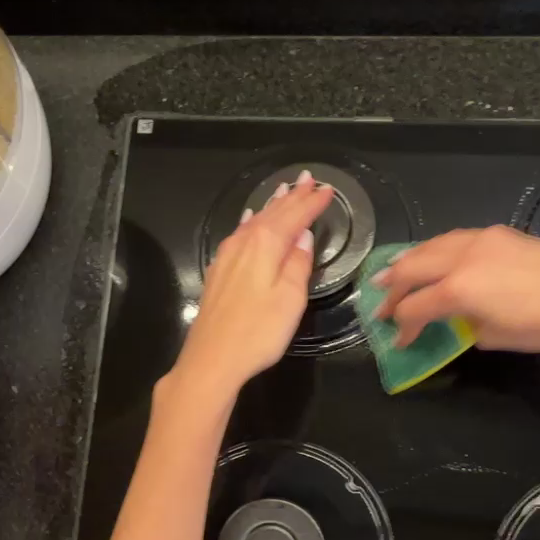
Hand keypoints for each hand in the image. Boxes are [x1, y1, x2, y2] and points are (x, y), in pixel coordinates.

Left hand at [169, 171, 334, 395]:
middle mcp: (243, 244)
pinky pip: (240, 234)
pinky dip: (252, 222)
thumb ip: (298, 264)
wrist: (211, 360)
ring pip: (254, 221)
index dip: (312, 203)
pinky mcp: (218, 273)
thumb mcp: (289, 299)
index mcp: (264, 245)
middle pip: (272, 214)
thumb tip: (303, 238)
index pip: (294, 217)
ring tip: (286, 191)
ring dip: (273, 206)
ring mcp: (226, 258)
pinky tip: (250, 220)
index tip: (328, 190)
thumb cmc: (257, 333)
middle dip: (293, 196)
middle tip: (309, 179)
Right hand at [372, 225, 539, 350]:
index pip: (415, 308)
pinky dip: (434, 249)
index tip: (399, 341)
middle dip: (391, 289)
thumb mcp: (496, 337)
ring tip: (390, 271)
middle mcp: (461, 259)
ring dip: (407, 261)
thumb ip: (465, 327)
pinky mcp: (497, 235)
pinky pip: (452, 239)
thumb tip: (455, 323)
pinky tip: (430, 255)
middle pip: (411, 270)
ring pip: (430, 247)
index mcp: (458, 290)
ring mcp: (480, 242)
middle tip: (378, 303)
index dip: (403, 327)